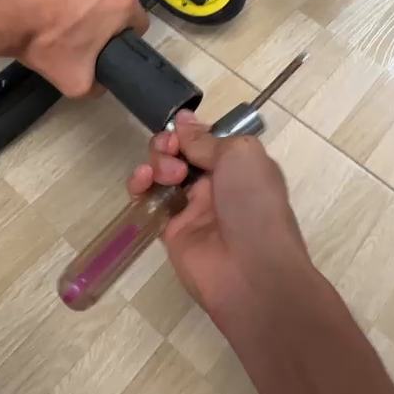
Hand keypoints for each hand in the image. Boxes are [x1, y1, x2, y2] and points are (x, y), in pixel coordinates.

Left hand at [0, 0, 147, 96]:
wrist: (2, 9)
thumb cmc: (45, 43)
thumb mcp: (77, 82)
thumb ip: (99, 86)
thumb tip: (101, 83)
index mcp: (123, 2)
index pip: (137, 22)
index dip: (123, 36)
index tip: (103, 45)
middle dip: (100, 11)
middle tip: (74, 29)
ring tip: (53, 8)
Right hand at [127, 111, 314, 316]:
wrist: (252, 272)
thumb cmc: (254, 205)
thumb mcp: (240, 155)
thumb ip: (206, 139)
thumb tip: (183, 121)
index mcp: (238, 164)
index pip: (205, 138)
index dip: (189, 129)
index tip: (179, 127)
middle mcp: (215, 182)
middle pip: (179, 151)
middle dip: (169, 143)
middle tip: (171, 151)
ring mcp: (191, 206)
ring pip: (161, 171)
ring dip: (157, 162)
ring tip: (168, 174)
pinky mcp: (170, 229)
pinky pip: (148, 199)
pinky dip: (139, 185)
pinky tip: (142, 182)